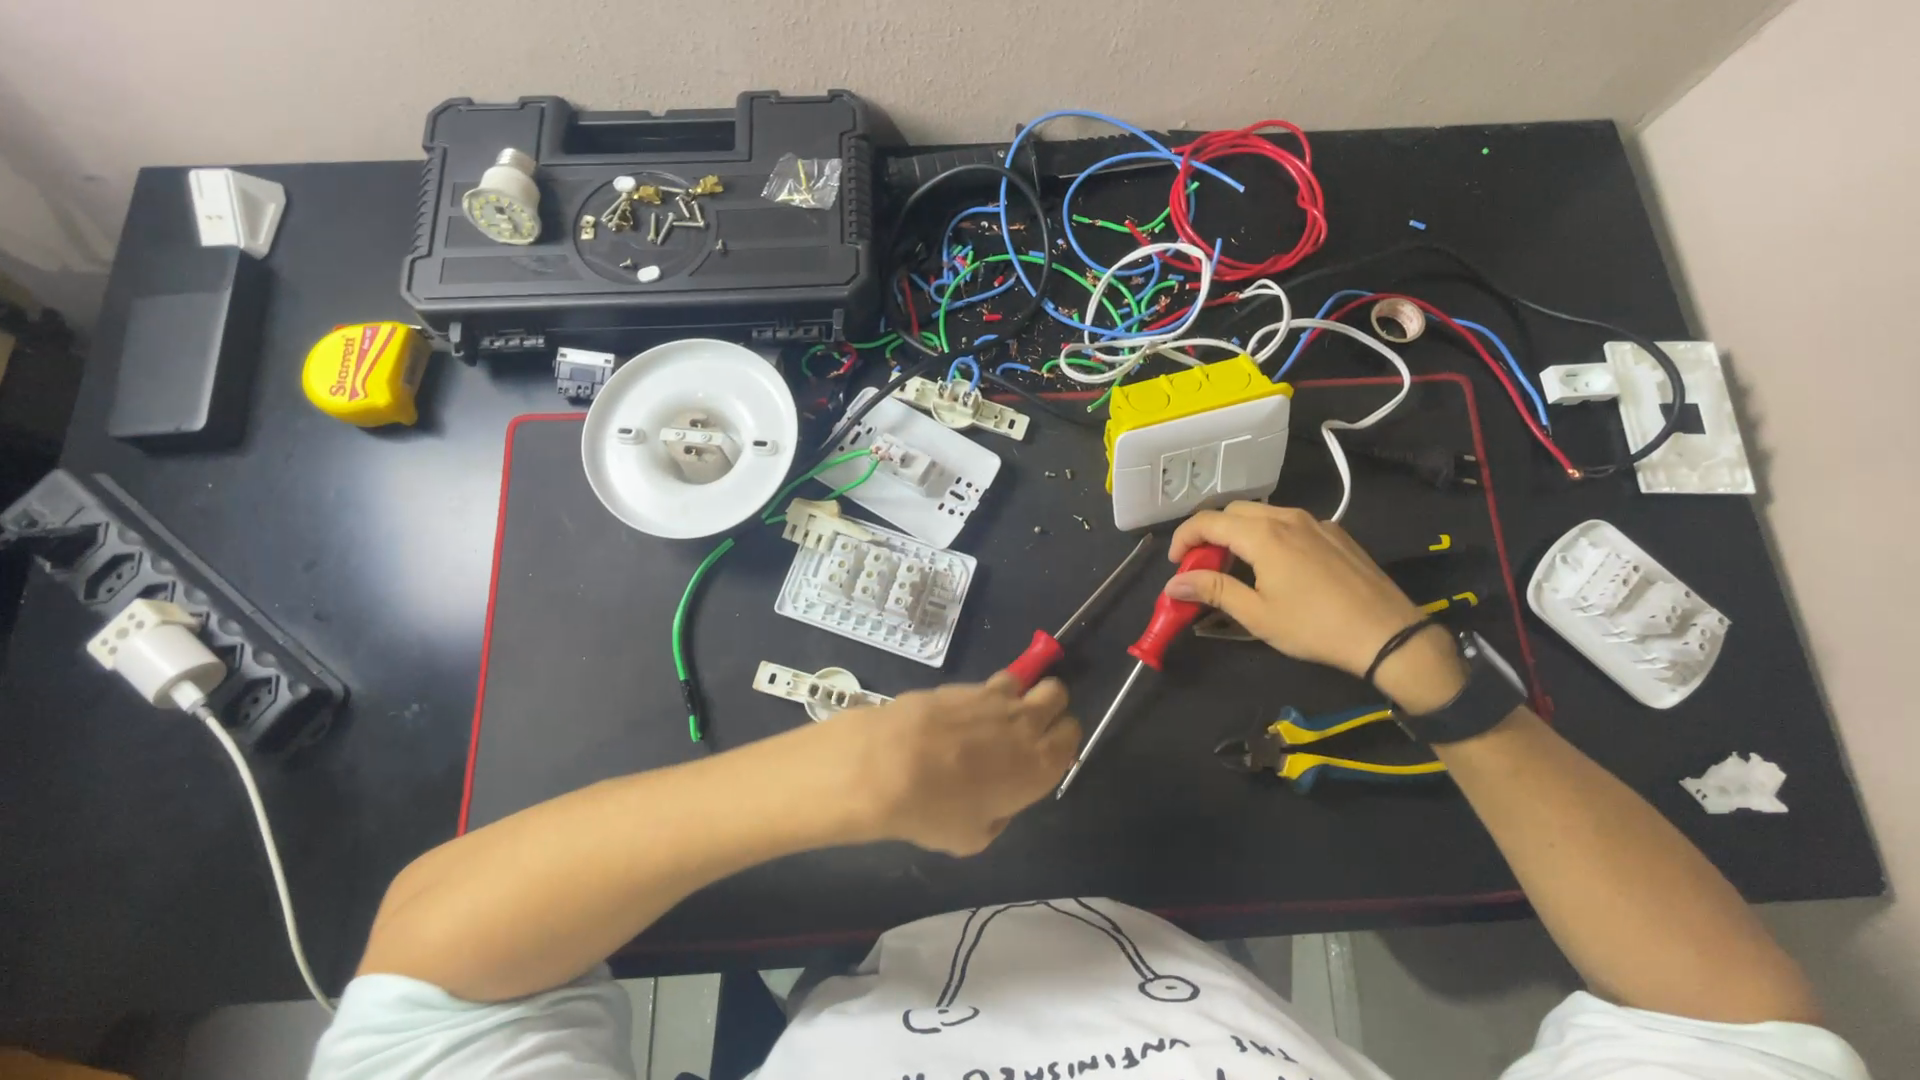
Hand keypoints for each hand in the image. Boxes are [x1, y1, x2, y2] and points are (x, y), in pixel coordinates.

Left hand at [834, 673, 1079, 855]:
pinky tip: (953, 719)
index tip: (1043, 754)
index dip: (1060, 741)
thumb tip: (997, 802)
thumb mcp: (974, 837)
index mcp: (1040, 763)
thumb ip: (998, 815)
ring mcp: (991, 696)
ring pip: (1022, 680)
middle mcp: (1025, 722)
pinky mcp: (959, 684)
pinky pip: (982, 685)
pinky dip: (977, 698)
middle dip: (1048, 705)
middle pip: (1057, 693)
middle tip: (1026, 728)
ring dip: (1015, 694)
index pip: (1072, 734)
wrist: (885, 765)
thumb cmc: (935, 810)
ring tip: (990, 718)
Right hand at [1166, 502, 1464, 711]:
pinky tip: (1275, 566)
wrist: (1386, 633)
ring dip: (1238, 533)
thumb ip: (1212, 590)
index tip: (1176, 565)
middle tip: (1202, 567)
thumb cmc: (1314, 627)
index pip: (1207, 521)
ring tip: (1234, 567)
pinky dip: (1268, 535)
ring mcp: (1315, 522)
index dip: (1183, 538)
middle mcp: (1287, 517)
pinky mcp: (1335, 533)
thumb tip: (1173, 584)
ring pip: (1263, 513)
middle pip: (1233, 511)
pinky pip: (1289, 522)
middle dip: (1209, 533)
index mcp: (1263, 535)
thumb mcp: (1257, 614)